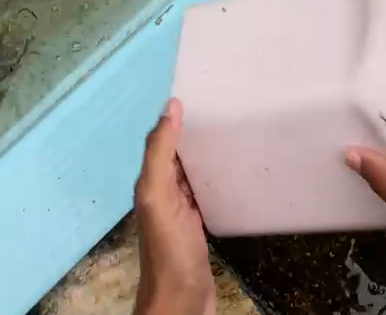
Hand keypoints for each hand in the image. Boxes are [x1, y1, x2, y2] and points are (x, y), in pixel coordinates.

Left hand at [133, 99, 214, 314]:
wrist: (182, 303)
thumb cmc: (169, 248)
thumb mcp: (158, 195)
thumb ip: (160, 152)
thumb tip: (171, 105)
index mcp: (151, 181)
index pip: (163, 137)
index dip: (177, 115)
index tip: (203, 91)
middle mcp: (164, 190)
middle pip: (179, 151)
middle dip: (196, 129)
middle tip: (225, 106)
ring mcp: (181, 209)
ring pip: (193, 169)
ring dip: (207, 151)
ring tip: (233, 130)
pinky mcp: (199, 224)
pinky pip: (207, 190)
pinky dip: (217, 176)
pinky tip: (234, 170)